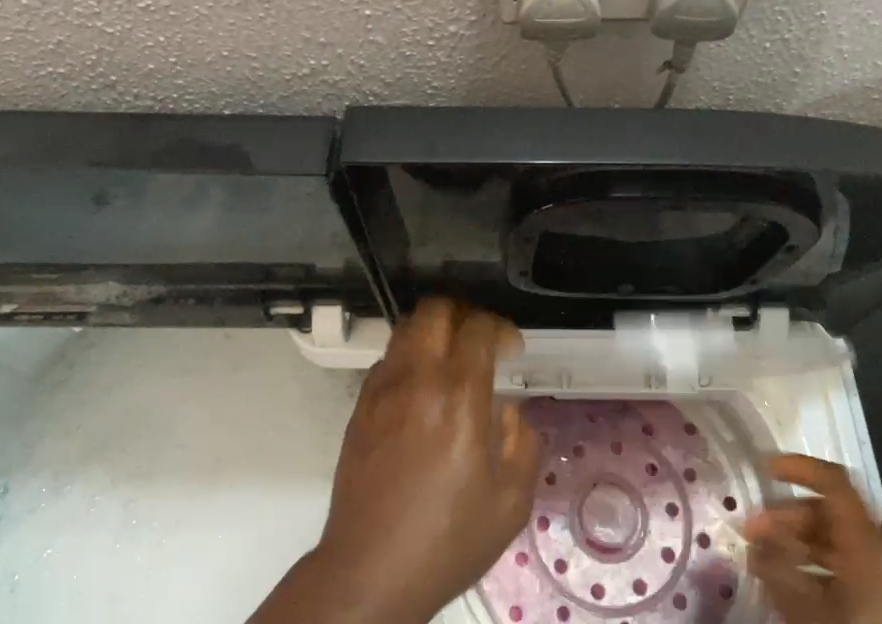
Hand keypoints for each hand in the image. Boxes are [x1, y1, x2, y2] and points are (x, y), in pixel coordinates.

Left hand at [248, 299, 539, 623]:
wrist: (371, 570)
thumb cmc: (447, 540)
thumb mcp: (510, 502)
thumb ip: (522, 442)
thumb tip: (511, 410)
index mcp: (459, 397)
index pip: (478, 328)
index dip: (501, 328)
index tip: (513, 351)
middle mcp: (417, 380)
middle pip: (435, 311)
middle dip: (465, 316)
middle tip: (481, 343)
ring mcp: (382, 391)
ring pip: (406, 329)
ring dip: (434, 332)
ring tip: (451, 361)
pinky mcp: (359, 408)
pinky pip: (386, 361)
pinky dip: (408, 358)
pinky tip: (422, 391)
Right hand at [743, 455, 881, 623]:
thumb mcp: (806, 609)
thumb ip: (777, 566)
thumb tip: (756, 537)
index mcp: (872, 546)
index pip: (835, 483)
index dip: (799, 468)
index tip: (763, 468)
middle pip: (835, 514)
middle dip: (789, 515)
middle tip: (751, 529)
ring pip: (842, 544)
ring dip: (800, 543)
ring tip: (764, 558)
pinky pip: (853, 572)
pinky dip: (819, 568)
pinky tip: (791, 586)